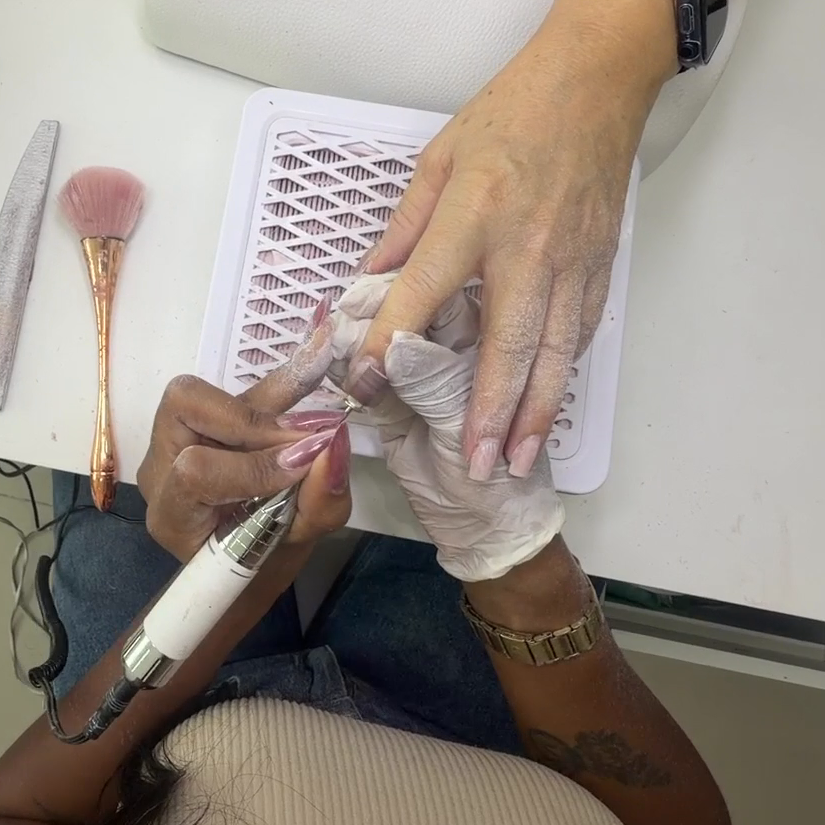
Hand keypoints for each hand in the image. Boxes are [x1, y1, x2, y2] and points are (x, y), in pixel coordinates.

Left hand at [136, 324, 351, 561]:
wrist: (245, 565)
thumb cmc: (262, 564)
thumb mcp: (299, 546)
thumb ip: (318, 502)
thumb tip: (332, 442)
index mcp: (172, 514)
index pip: (195, 471)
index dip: (253, 465)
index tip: (306, 462)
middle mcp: (159, 469)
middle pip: (183, 407)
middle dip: (251, 419)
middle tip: (305, 436)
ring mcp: (173, 440)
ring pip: (203, 391)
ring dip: (263, 402)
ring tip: (313, 404)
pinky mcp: (204, 421)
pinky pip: (237, 392)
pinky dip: (281, 381)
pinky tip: (318, 353)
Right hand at [328, 275, 563, 581]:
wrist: (483, 535)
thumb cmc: (499, 483)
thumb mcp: (468, 429)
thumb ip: (435, 382)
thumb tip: (397, 340)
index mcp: (484, 345)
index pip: (440, 302)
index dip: (403, 291)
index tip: (366, 289)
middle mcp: (448, 353)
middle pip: (404, 316)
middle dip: (369, 310)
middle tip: (335, 310)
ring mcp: (415, 380)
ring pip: (379, 347)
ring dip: (352, 338)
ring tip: (325, 328)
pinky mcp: (389, 406)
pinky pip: (363, 381)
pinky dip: (344, 370)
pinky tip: (325, 356)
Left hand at [350, 11, 661, 482]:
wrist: (595, 81)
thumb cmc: (507, 114)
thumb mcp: (436, 162)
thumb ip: (402, 231)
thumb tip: (368, 286)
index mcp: (473, 214)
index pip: (424, 291)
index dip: (390, 342)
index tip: (368, 385)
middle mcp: (526, 246)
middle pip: (508, 342)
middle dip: (491, 412)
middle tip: (477, 465)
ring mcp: (572, 259)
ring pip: (556, 350)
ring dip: (536, 412)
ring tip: (519, 460)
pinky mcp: (600, 262)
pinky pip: (582, 329)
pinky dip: (564, 376)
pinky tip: (549, 409)